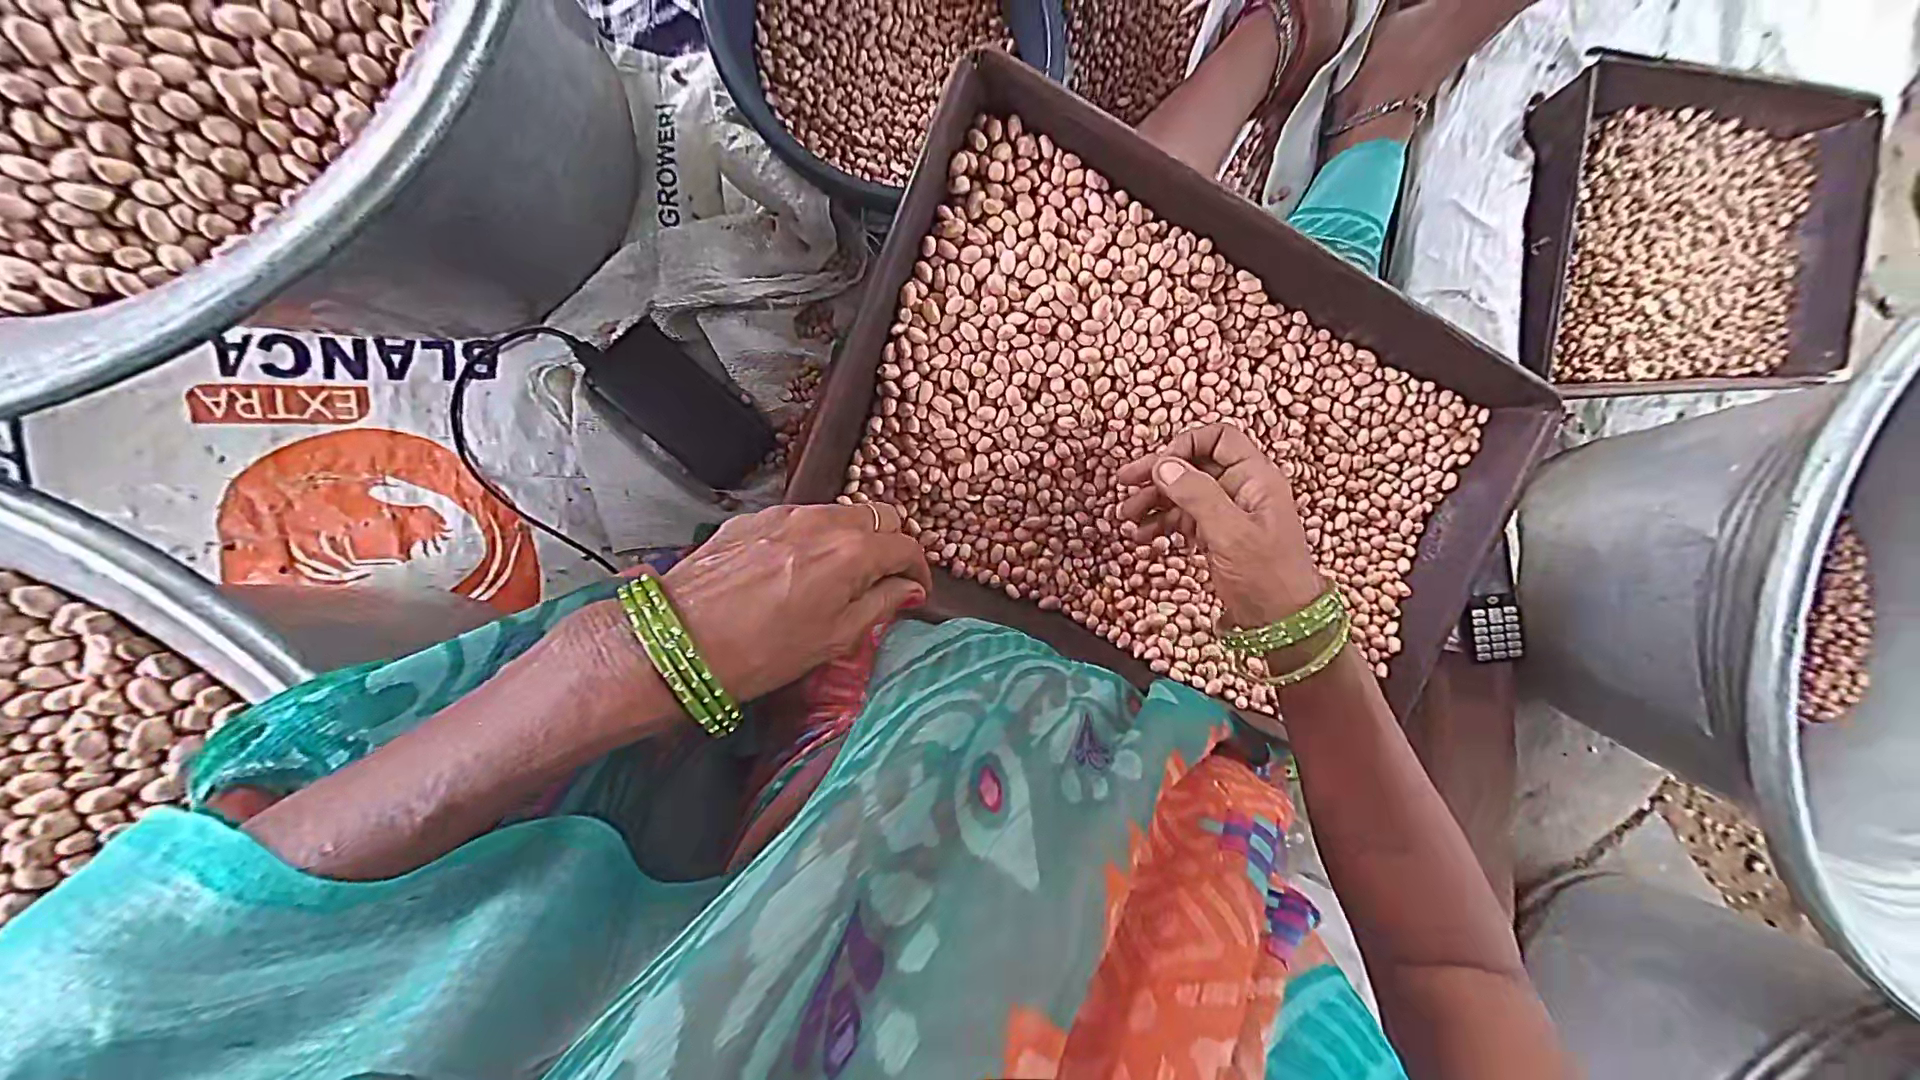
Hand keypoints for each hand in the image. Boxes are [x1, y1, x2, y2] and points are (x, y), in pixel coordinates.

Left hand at [566, 503, 932, 708]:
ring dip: (852, 538)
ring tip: (836, 576)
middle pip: (878, 515)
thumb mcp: (834, 637)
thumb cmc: (761, 652)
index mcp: (850, 551)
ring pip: (839, 513)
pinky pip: (800, 518)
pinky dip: (814, 537)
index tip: (913, 590)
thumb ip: (880, 603)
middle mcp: (821, 520)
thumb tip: (908, 588)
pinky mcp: (752, 518)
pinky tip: (794, 570)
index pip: (906, 545)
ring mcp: (783, 514)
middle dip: (889, 543)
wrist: (676, 641)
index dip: (918, 570)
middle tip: (881, 578)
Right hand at [1117, 424, 1324, 628]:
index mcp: (1254, 478)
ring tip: (1127, 516)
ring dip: (1152, 500)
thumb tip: (1163, 465)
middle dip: (1157, 473)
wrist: (1282, 622)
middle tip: (1124, 482)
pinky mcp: (1215, 535)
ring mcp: (1227, 512)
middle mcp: (1240, 489)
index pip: (1218, 439)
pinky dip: (1160, 523)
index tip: (1158, 466)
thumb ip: (1197, 495)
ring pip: (1182, 492)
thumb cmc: (1267, 576)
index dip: (1185, 446)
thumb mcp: (1231, 532)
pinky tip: (1144, 536)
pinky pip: (1182, 518)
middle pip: (1192, 465)